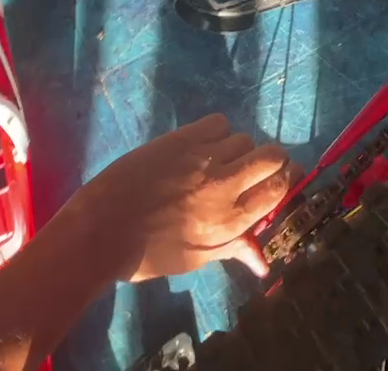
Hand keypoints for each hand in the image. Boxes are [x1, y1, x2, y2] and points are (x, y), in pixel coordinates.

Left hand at [73, 114, 293, 281]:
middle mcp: (224, 185)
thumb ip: (234, 249)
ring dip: (239, 149)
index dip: (286, 180)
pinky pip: (218, 123)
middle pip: (272, 155)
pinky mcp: (183, 138)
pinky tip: (205, 146)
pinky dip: (218, 132)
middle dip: (273, 159)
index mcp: (230, 220)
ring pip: (244, 138)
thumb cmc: (148, 253)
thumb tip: (264, 264)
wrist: (101, 229)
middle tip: (258, 168)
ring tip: (222, 161)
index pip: (278, 188)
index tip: (283, 180)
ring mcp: (204, 157)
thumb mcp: (195, 257)